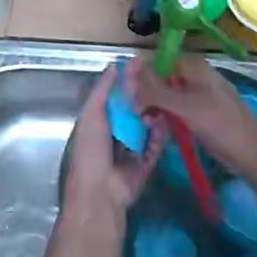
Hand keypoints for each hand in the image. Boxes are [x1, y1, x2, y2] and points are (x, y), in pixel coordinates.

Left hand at [63, 66, 161, 218]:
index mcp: (99, 120)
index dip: (129, 83)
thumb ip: (103, 89)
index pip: (116, 97)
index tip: (144, 68)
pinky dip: (160, 136)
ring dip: (154, 116)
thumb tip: (114, 65)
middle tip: (159, 84)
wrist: (101, 190)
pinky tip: (165, 123)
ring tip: (163, 103)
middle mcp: (116, 133)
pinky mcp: (145, 163)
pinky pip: (155, 146)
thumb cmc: (91, 148)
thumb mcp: (93, 113)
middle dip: (145, 98)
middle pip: (134, 110)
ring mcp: (131, 149)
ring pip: (147, 127)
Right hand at [126, 55, 256, 180]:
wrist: (254, 155)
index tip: (127, 94)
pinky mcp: (197, 110)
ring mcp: (196, 93)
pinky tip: (157, 126)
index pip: (155, 61)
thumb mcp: (185, 107)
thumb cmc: (221, 126)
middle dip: (144, 92)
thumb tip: (128, 73)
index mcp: (192, 65)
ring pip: (164, 93)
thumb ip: (155, 90)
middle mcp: (193, 74)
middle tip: (138, 113)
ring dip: (153, 106)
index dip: (138, 75)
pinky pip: (173, 106)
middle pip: (158, 77)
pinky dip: (164, 114)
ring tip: (147, 122)